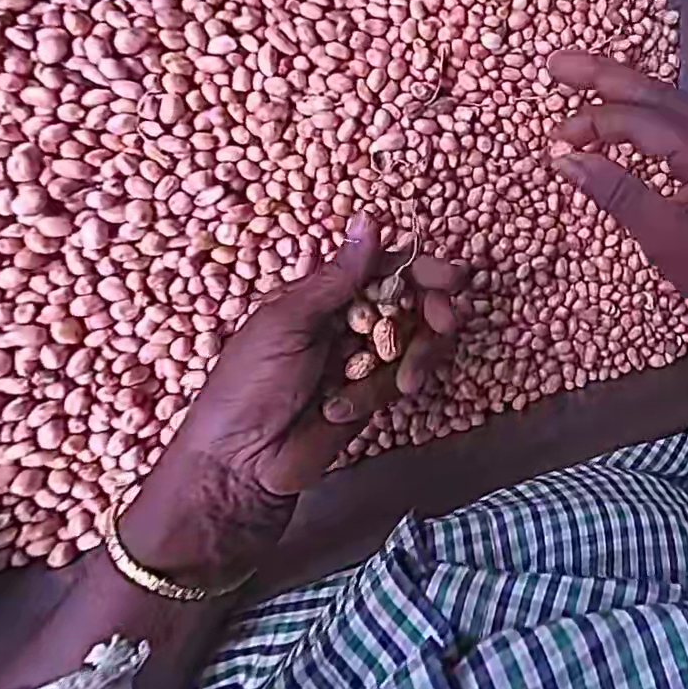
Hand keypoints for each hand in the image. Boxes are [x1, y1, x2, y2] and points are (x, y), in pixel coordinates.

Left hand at [118, 213, 464, 584]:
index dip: (421, 268)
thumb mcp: (288, 322)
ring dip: (417, 356)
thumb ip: (337, 276)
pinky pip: (401, 378)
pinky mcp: (374, 392)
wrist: (238, 469)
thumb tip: (369, 219)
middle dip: (433, 310)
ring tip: (406, 382)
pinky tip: (345, 407)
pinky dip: (382, 391)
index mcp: (327, 293)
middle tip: (446, 321)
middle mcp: (352, 318)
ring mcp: (365, 356)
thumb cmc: (249, 385)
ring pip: (417, 339)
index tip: (449, 278)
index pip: (385, 267)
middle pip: (412, 300)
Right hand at [546, 51, 687, 323]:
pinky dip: (642, 111)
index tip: (558, 138)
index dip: (595, 124)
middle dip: (604, 75)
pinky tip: (619, 107)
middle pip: (657, 92)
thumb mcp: (664, 237)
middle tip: (558, 62)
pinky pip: (678, 118)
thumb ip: (615, 192)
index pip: (644, 121)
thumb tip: (566, 160)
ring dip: (622, 87)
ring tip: (580, 74)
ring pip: (668, 99)